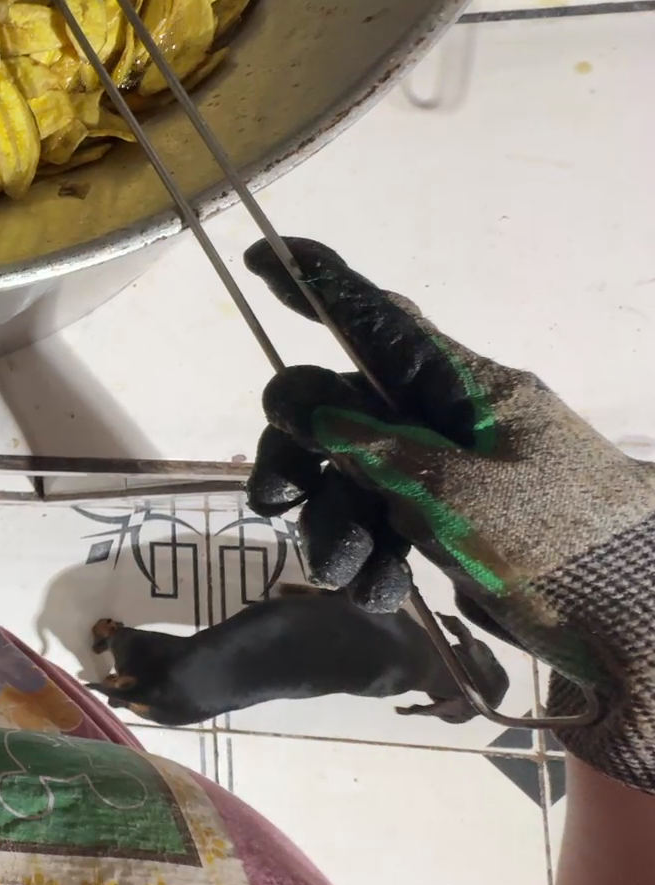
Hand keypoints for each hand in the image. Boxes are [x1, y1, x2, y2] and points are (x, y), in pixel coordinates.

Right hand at [242, 238, 654, 789]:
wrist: (635, 627)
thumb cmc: (562, 545)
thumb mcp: (457, 492)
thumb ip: (372, 443)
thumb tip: (302, 404)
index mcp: (467, 391)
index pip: (381, 321)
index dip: (322, 287)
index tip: (266, 257)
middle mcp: (438, 418)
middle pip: (329, 411)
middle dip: (296, 460)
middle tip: (278, 504)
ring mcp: (430, 466)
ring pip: (335, 472)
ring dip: (328, 526)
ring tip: (349, 575)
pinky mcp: (425, 512)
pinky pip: (360, 515)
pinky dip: (357, 554)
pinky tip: (375, 587)